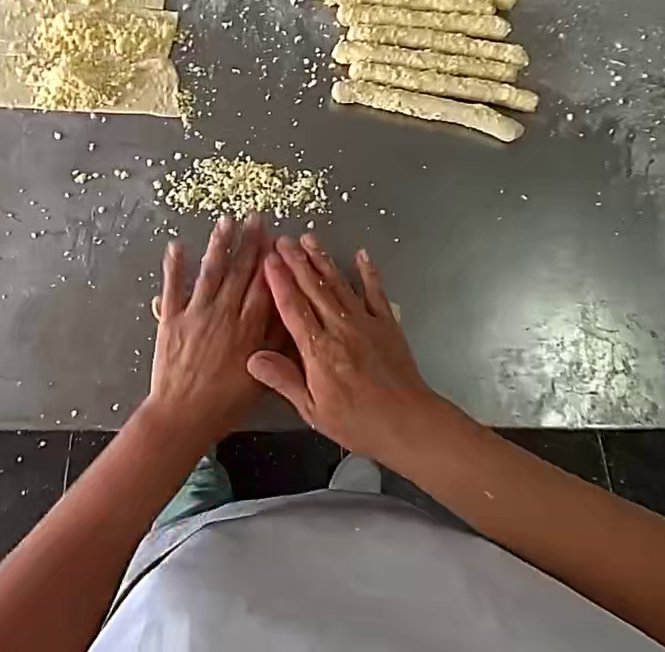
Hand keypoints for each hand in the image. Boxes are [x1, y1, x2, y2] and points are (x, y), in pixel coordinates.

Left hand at [145, 214, 275, 444]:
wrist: (183, 416)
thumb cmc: (225, 403)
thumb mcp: (261, 377)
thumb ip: (275, 345)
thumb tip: (290, 316)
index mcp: (247, 328)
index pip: (263, 286)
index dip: (269, 260)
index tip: (276, 238)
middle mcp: (224, 314)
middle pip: (240, 272)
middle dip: (249, 242)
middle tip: (256, 217)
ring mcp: (196, 313)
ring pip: (211, 272)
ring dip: (218, 245)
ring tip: (226, 221)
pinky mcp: (171, 318)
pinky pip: (173, 287)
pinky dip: (174, 266)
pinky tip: (176, 245)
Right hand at [248, 235, 446, 463]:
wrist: (411, 425)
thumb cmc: (360, 423)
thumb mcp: (314, 411)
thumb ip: (284, 380)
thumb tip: (253, 358)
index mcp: (318, 350)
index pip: (292, 307)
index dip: (278, 281)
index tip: (268, 260)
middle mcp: (339, 329)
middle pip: (313, 288)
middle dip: (296, 261)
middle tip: (283, 240)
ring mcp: (365, 323)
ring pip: (338, 284)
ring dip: (322, 260)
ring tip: (309, 240)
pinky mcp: (387, 324)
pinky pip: (375, 292)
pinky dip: (368, 272)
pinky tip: (361, 255)